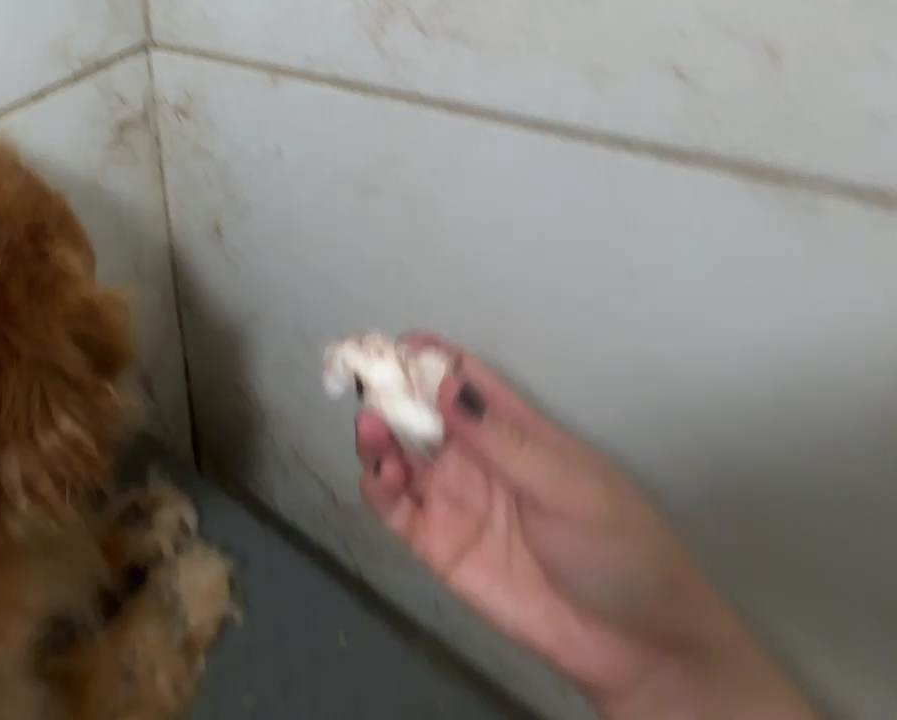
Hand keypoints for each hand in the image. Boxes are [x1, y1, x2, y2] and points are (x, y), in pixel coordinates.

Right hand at [356, 333, 814, 718]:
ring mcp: (446, 496)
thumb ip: (505, 440)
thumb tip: (446, 385)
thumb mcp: (575, 490)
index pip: (457, 377)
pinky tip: (386, 477)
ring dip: (373, 434)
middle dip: (381, 391)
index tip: (388, 346)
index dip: (422, 357)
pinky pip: (388, 502)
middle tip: (359, 381)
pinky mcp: (430, 538)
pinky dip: (375, 482)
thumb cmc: (622, 553)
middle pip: (411, 409)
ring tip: (371, 429)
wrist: (637, 649)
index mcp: (508, 430)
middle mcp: (467, 456)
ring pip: (390, 451)